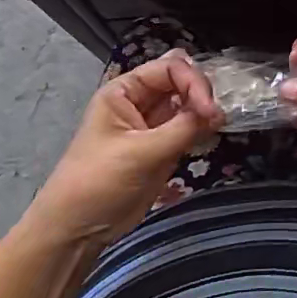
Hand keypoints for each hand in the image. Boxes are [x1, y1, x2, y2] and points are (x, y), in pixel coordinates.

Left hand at [21, 51, 221, 247]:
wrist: (78, 228)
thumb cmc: (99, 181)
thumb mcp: (141, 152)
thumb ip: (182, 129)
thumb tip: (218, 113)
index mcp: (124, 91)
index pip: (169, 68)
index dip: (193, 82)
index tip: (210, 109)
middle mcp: (138, 101)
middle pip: (179, 80)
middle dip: (200, 92)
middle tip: (215, 116)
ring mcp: (151, 125)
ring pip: (185, 103)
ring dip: (202, 109)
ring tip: (217, 124)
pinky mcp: (161, 148)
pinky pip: (186, 127)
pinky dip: (200, 127)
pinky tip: (211, 133)